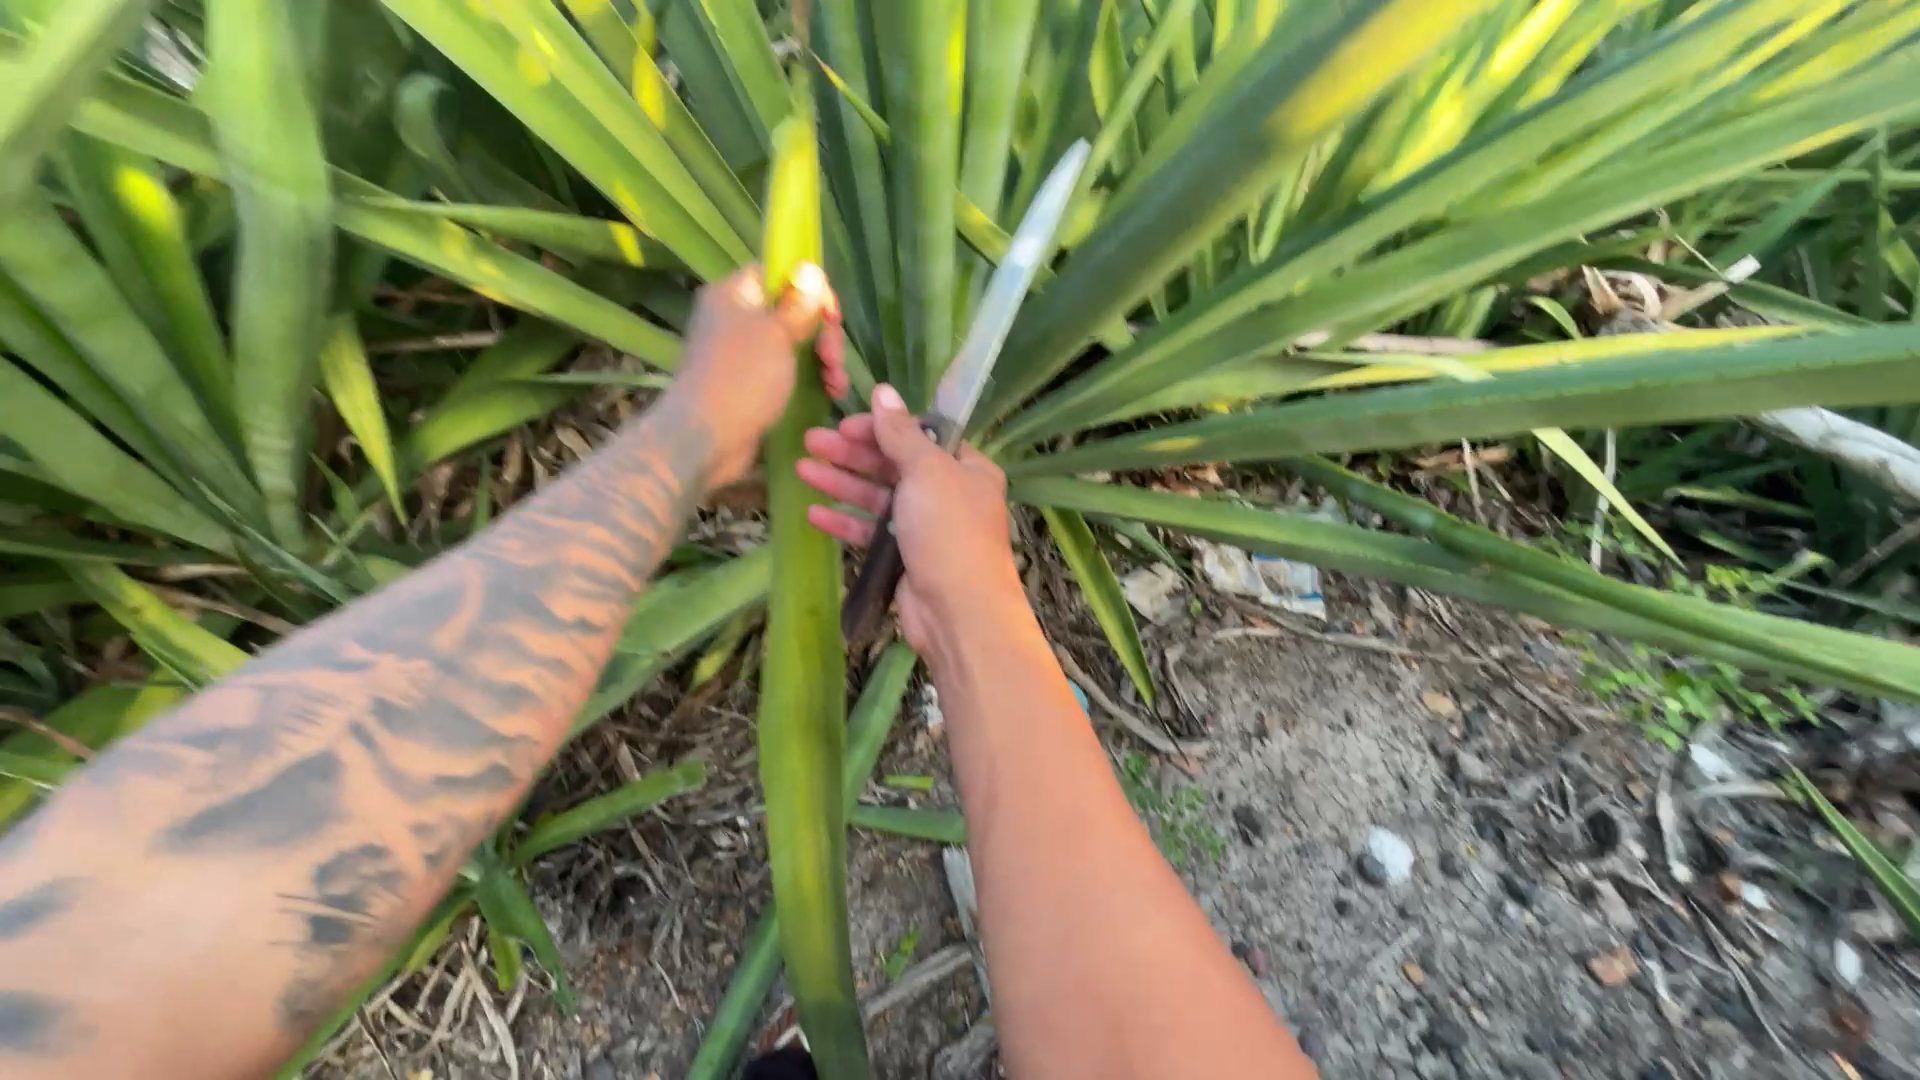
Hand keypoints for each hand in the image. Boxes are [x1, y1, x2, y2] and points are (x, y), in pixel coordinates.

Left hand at [669, 262, 844, 486]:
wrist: (707, 438)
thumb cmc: (742, 378)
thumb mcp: (777, 334)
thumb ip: (798, 302)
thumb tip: (810, 269)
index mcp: (735, 294)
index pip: (778, 273)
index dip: (810, 289)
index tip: (832, 316)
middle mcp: (736, 319)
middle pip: (792, 310)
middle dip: (822, 333)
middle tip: (833, 359)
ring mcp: (743, 354)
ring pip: (794, 343)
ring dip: (823, 359)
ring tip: (836, 384)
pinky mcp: (751, 384)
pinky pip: (787, 370)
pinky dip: (810, 378)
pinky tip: (830, 394)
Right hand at [796, 383, 1033, 664]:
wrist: (959, 610)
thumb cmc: (949, 530)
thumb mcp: (927, 471)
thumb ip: (901, 432)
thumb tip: (884, 390)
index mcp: (966, 468)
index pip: (921, 435)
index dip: (882, 427)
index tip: (846, 425)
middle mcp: (949, 494)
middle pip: (894, 465)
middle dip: (852, 453)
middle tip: (811, 441)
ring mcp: (926, 528)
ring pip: (878, 498)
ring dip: (842, 483)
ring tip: (801, 469)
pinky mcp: (905, 557)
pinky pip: (871, 532)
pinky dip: (845, 521)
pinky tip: (813, 513)